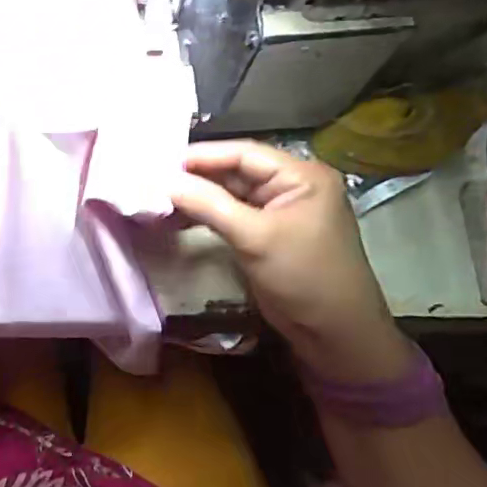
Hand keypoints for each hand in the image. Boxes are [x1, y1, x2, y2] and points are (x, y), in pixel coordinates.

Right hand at [170, 140, 415, 380]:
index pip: (244, 153)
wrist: (334, 332)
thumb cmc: (303, 277)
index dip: (201, 156)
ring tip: (158, 200)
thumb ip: (210, 205)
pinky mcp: (266, 234)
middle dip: (195, 177)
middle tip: (152, 181)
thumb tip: (165, 182)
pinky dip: (206, 216)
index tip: (160, 162)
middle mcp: (291, 185)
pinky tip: (177, 219)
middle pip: (235, 171)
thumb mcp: (255, 237)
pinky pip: (231, 215)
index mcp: (301, 175)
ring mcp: (278, 211)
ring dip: (197, 197)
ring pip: (230, 194)